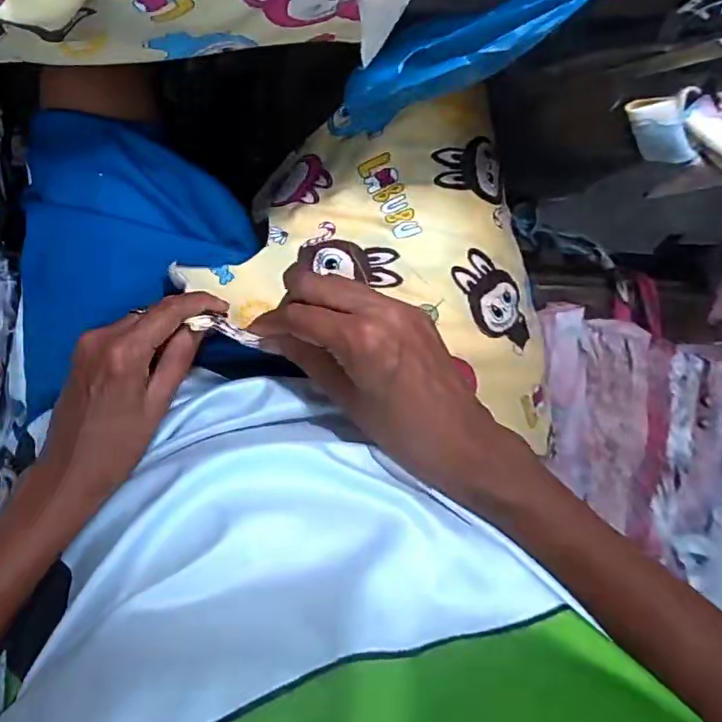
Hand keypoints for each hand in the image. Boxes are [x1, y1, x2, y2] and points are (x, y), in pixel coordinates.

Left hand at [34, 292, 227, 513]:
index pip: (166, 310)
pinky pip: (118, 331)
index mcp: (123, 350)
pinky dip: (139, 335)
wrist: (68, 469)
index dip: (198, 303)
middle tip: (209, 326)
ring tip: (184, 341)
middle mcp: (101, 336)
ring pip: (134, 320)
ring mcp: (86, 341)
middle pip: (149, 312)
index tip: (222, 307)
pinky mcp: (79, 350)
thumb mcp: (157, 404)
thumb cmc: (118, 447)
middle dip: (180, 314)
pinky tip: (153, 352)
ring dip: (160, 325)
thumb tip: (198, 326)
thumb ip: (178, 359)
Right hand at [250, 262, 544, 513]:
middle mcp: (380, 310)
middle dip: (290, 300)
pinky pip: (361, 293)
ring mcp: (399, 305)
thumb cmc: (400, 432)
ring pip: (337, 281)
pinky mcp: (410, 309)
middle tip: (284, 329)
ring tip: (309, 329)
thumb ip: (305, 357)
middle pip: (314, 280)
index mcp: (361, 337)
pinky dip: (340, 304)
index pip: (299, 314)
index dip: (270, 322)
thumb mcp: (344, 397)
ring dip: (315, 298)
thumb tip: (269, 336)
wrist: (465, 442)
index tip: (255, 333)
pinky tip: (340, 330)